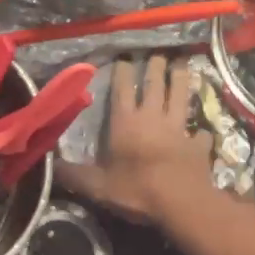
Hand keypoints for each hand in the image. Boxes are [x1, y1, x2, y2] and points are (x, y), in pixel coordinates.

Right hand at [55, 55, 213, 225]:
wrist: (181, 203)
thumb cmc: (136, 190)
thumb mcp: (98, 186)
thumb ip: (74, 174)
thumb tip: (50, 165)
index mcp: (126, 122)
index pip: (122, 89)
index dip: (123, 71)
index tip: (125, 56)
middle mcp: (152, 118)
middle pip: (154, 85)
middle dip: (156, 67)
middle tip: (159, 51)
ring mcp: (178, 129)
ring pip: (179, 97)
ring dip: (181, 80)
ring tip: (183, 63)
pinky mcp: (198, 146)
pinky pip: (202, 134)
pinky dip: (203, 130)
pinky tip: (205, 129)